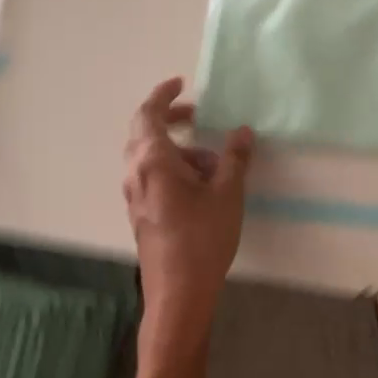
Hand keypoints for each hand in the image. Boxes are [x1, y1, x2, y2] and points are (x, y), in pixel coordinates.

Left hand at [122, 77, 254, 358]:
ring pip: (148, 157)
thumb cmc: (202, 238)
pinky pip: (152, 176)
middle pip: (143, 133)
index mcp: (152, 161)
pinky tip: (200, 184)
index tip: (181, 84)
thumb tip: (242, 132)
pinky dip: (172, 167)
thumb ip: (234, 158)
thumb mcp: (228, 193)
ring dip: (176, 148)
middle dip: (170, 120)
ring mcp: (135, 196)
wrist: (178, 293)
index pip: (149, 114)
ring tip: (212, 159)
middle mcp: (136, 174)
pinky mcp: (141, 213)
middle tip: (198, 116)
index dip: (163, 96)